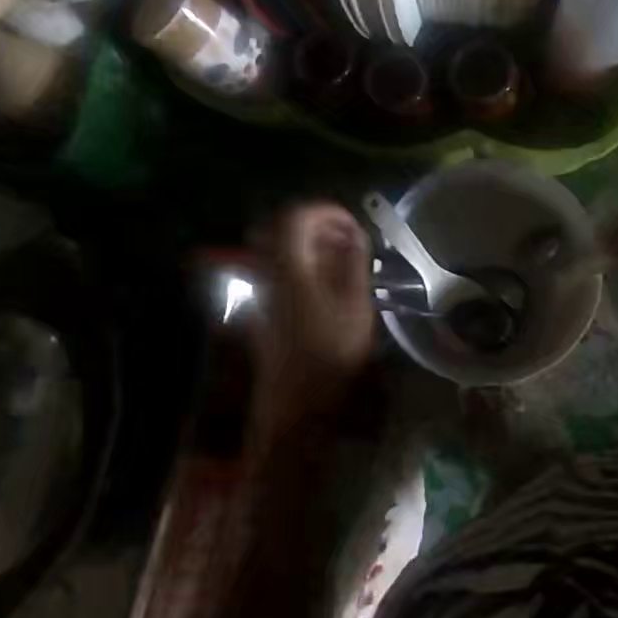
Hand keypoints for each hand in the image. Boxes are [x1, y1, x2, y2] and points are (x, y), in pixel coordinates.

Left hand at [251, 202, 375, 426]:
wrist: (296, 405)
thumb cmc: (330, 357)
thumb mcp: (354, 307)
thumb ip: (353, 264)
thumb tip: (354, 234)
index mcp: (288, 269)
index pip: (295, 218)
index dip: (325, 211)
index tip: (353, 223)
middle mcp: (268, 273)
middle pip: (281, 229)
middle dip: (316, 225)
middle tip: (347, 237)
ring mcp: (262, 291)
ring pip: (279, 249)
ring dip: (309, 244)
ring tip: (343, 258)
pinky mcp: (264, 307)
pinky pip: (279, 269)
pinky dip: (302, 263)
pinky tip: (328, 283)